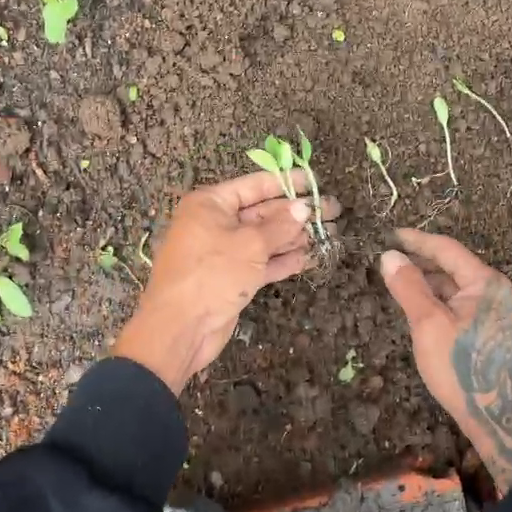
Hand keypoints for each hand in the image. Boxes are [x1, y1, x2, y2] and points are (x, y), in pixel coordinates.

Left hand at [112, 171, 338, 394]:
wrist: (179, 329)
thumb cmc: (211, 274)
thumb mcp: (250, 244)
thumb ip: (280, 226)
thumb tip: (303, 208)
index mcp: (210, 204)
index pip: (254, 185)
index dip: (286, 182)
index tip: (314, 181)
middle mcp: (215, 223)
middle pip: (262, 212)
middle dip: (296, 213)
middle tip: (332, 210)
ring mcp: (224, 252)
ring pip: (265, 239)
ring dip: (295, 237)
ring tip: (330, 233)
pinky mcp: (232, 278)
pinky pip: (262, 263)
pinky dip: (284, 260)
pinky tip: (312, 258)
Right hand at [380, 230, 511, 492]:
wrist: (496, 418)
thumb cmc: (461, 367)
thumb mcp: (428, 324)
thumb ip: (409, 286)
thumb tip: (389, 255)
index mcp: (486, 282)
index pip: (446, 248)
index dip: (416, 240)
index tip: (390, 235)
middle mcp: (496, 291)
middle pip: (452, 266)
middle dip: (420, 261)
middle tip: (388, 259)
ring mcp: (496, 313)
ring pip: (455, 287)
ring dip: (428, 283)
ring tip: (398, 282)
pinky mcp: (491, 332)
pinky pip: (460, 305)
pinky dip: (438, 301)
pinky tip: (419, 309)